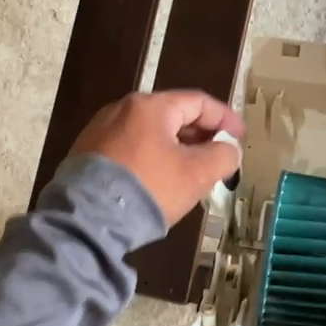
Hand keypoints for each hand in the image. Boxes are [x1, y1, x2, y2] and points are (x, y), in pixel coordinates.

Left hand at [69, 90, 245, 224]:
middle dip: (200, 136)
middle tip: (219, 156)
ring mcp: (100, 131)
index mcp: (150, 106)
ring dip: (177, 149)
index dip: (224, 118)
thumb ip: (222, 156)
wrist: (86, 222)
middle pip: (173, 116)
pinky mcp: (86, 155)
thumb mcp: (197, 174)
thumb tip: (229, 150)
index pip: (198, 102)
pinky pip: (130, 149)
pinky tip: (160, 182)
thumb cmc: (149, 188)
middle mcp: (122, 110)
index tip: (240, 136)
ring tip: (192, 172)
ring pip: (151, 134)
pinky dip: (152, 159)